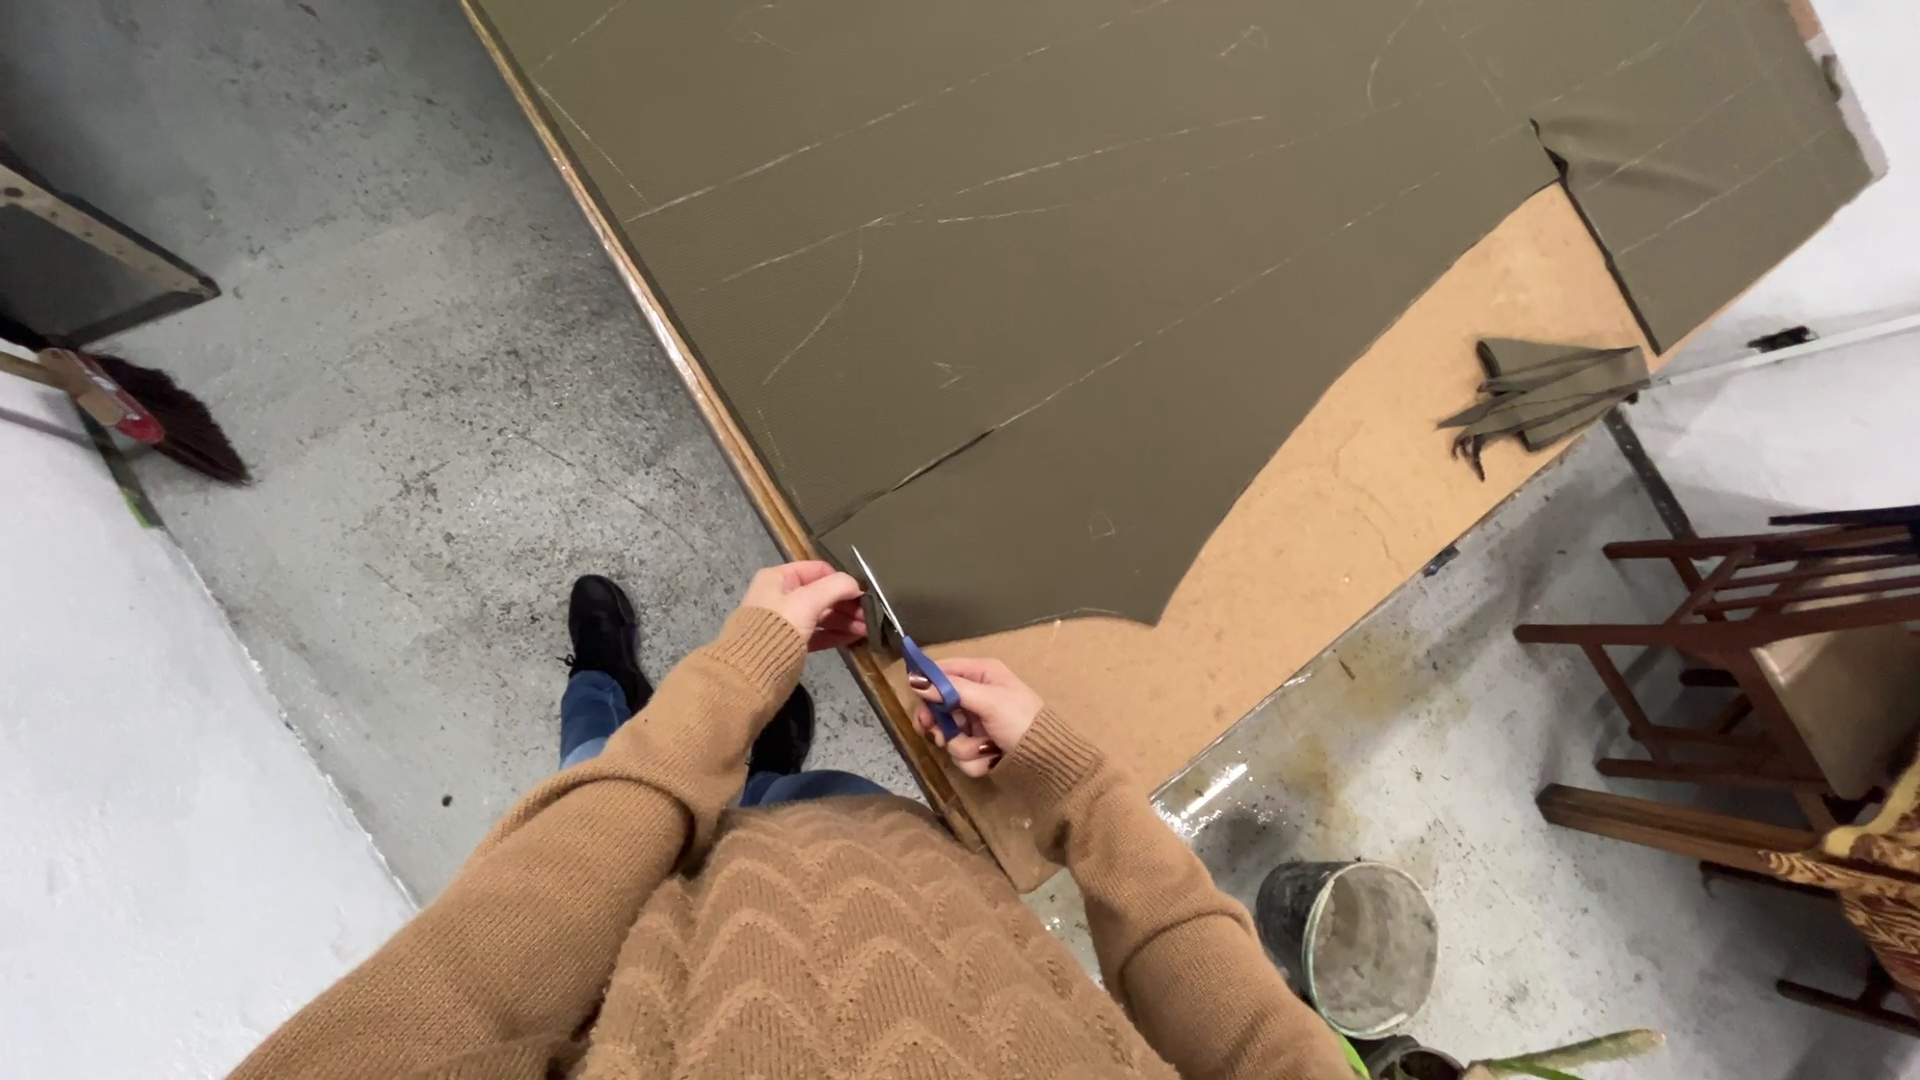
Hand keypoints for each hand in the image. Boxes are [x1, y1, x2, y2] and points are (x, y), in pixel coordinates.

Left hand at [740, 560, 866, 650]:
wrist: (752, 672)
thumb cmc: (778, 627)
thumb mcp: (807, 600)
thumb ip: (836, 587)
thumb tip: (857, 585)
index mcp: (779, 578)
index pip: (818, 570)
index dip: (841, 580)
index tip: (862, 593)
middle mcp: (782, 596)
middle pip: (823, 594)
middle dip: (848, 603)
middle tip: (869, 615)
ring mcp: (788, 621)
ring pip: (823, 615)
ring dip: (846, 620)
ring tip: (868, 629)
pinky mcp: (792, 643)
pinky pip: (820, 633)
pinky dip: (837, 634)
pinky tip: (855, 637)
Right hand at [908, 658, 1042, 775]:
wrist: (1047, 758)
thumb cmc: (1021, 720)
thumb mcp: (989, 701)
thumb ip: (952, 690)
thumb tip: (915, 680)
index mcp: (981, 673)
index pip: (942, 671)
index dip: (927, 686)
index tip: (919, 704)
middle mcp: (976, 695)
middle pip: (939, 706)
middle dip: (941, 725)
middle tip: (938, 735)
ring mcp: (977, 722)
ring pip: (949, 734)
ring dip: (963, 746)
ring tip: (983, 747)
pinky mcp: (979, 745)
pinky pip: (961, 754)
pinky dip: (975, 759)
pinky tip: (990, 757)